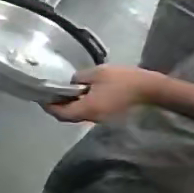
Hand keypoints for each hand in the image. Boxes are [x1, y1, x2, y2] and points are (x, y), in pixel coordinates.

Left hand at [44, 65, 164, 123]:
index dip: (48, 105)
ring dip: (68, 106)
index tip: (41, 96)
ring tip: (63, 91)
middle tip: (50, 93)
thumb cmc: (124, 80)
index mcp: (87, 109)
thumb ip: (79, 78)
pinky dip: (80, 106)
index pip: (60, 113)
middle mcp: (92, 118)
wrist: (152, 90)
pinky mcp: (109, 116)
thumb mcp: (97, 73)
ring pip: (78, 115)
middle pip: (68, 117)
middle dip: (57, 107)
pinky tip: (80, 94)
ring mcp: (101, 119)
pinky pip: (88, 113)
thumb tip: (70, 83)